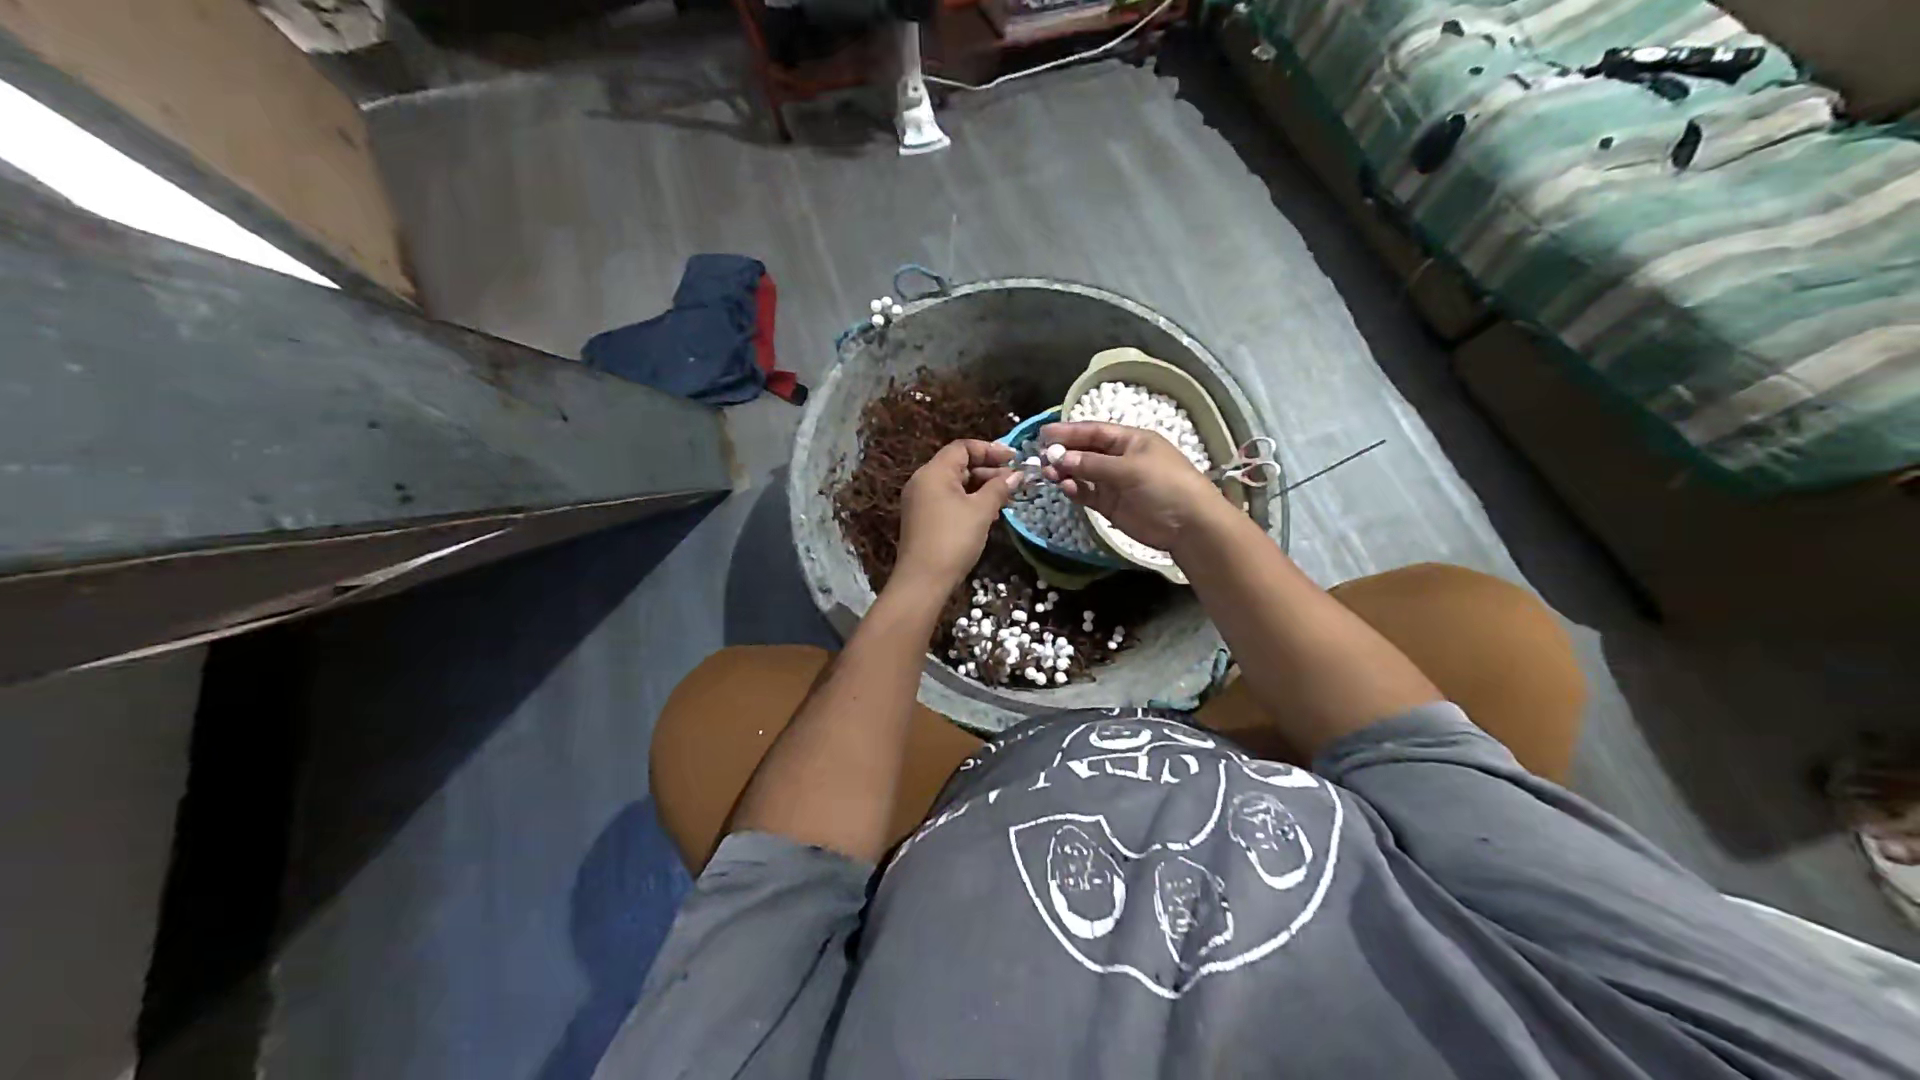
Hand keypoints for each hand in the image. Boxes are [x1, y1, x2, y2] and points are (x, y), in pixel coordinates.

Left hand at [894, 439, 1019, 591]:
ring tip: (1006, 499)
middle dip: (988, 470)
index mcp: (933, 472)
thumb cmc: (953, 539)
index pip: (962, 447)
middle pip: (959, 465)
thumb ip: (999, 489)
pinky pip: (949, 500)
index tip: (1014, 459)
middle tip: (1015, 482)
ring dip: (981, 488)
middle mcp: (923, 481)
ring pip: (955, 484)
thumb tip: (1016, 475)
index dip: (990, 450)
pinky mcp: (923, 519)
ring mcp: (921, 501)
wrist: (923, 580)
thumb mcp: (981, 511)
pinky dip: (969, 502)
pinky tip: (989, 514)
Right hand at [1039, 421, 1227, 553]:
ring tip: (1049, 473)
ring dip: (1065, 472)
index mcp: (1130, 441)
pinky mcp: (1110, 505)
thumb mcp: (1130, 469)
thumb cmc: (1165, 485)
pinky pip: (1087, 493)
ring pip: (1082, 473)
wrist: (1189, 525)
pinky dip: (1075, 490)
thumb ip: (1093, 464)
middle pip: (1085, 451)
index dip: (1069, 432)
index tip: (1044, 434)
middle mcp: (1119, 458)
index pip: (1094, 431)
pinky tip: (1066, 488)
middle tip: (1041, 456)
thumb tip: (1061, 458)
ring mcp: (1114, 482)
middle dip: (1063, 452)